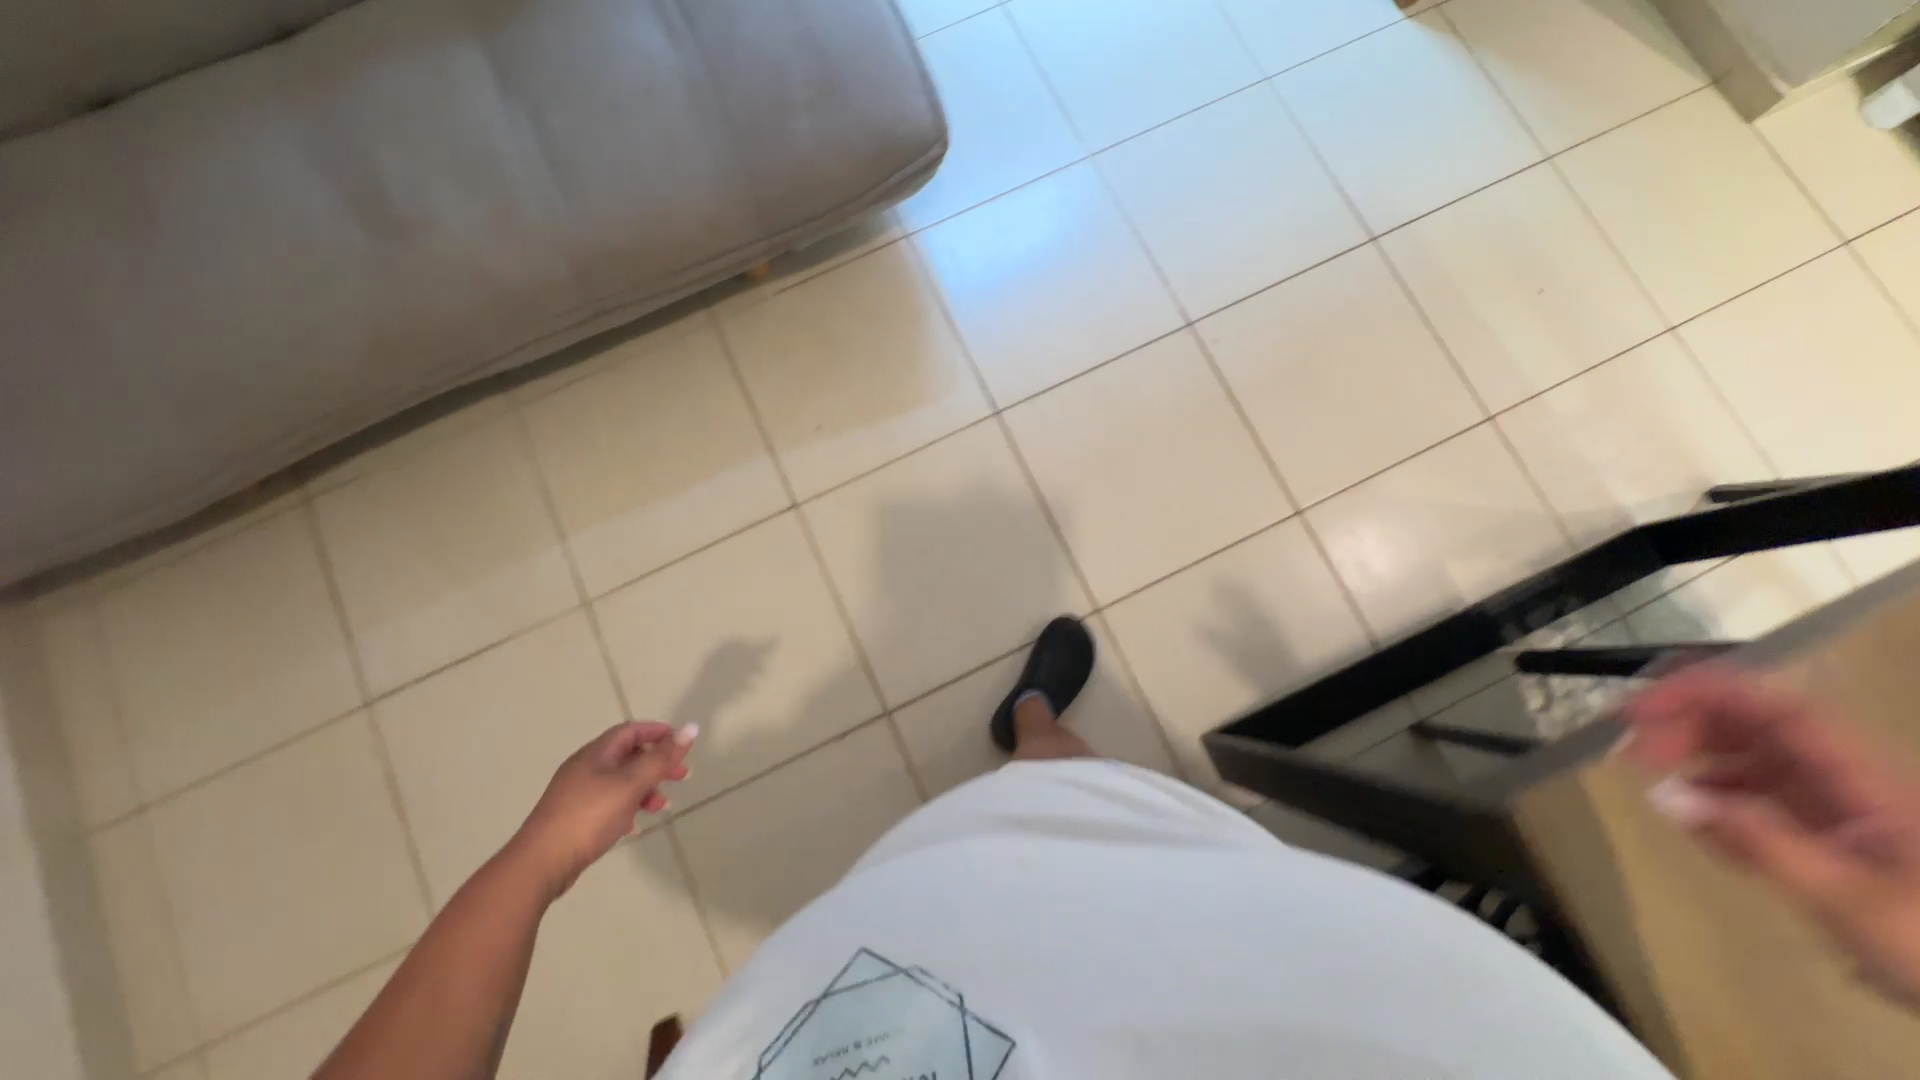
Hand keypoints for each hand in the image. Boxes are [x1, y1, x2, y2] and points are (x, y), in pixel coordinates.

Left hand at [506, 721, 696, 900]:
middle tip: (682, 775)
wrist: (541, 862)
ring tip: (663, 805)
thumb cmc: (589, 817)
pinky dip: (628, 807)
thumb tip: (691, 728)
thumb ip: (661, 758)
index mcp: (596, 754)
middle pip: (628, 756)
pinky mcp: (575, 817)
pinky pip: (609, 803)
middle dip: (657, 763)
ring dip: (645, 788)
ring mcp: (578, 793)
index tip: (683, 744)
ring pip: (620, 781)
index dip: (658, 732)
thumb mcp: (631, 784)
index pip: (631, 730)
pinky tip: (635, 826)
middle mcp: (586, 768)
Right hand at [1621, 666, 1919, 1004]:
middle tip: (1628, 751)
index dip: (1705, 693)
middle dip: (1686, 723)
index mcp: (1861, 780)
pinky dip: (1715, 794)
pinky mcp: (1830, 839)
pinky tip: (1690, 813)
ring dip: (1694, 753)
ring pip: (1753, 756)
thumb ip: (1757, 844)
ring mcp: (1840, 810)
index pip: (1774, 709)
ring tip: (1645, 774)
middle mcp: (1847, 781)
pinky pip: (1760, 797)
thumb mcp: (1848, 899)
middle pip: (1756, 725)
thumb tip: (1666, 796)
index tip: (1638, 707)